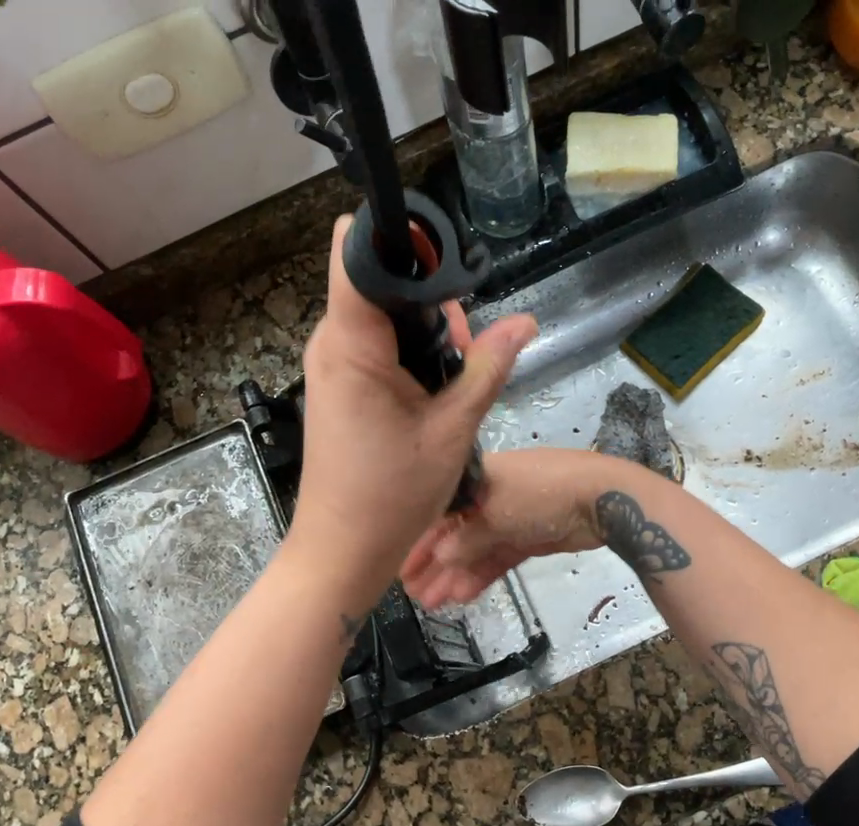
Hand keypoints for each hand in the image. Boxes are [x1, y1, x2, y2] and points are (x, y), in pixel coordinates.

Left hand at [291, 217, 537, 594]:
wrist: (344, 550)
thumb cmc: (394, 494)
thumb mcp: (454, 429)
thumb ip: (487, 367)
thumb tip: (526, 321)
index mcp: (352, 344)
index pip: (358, 254)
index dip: (402, 242)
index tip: (448, 262)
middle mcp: (332, 344)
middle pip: (379, 283)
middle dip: (429, 299)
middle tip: (468, 349)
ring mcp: (332, 366)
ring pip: (381, 317)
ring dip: (424, 334)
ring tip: (456, 379)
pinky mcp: (339, 387)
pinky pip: (376, 348)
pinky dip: (409, 357)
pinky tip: (434, 394)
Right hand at [402, 449, 635, 607]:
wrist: (602, 497)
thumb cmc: (542, 492)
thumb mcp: (495, 513)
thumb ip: (466, 538)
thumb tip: (439, 558)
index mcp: (477, 476)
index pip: (439, 510)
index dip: (420, 539)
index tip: (402, 566)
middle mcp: (490, 494)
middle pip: (455, 532)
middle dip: (435, 563)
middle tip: (414, 594)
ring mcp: (512, 517)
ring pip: (476, 549)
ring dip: (456, 575)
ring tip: (435, 604)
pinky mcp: (530, 537)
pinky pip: (498, 557)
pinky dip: (481, 575)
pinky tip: (463, 595)